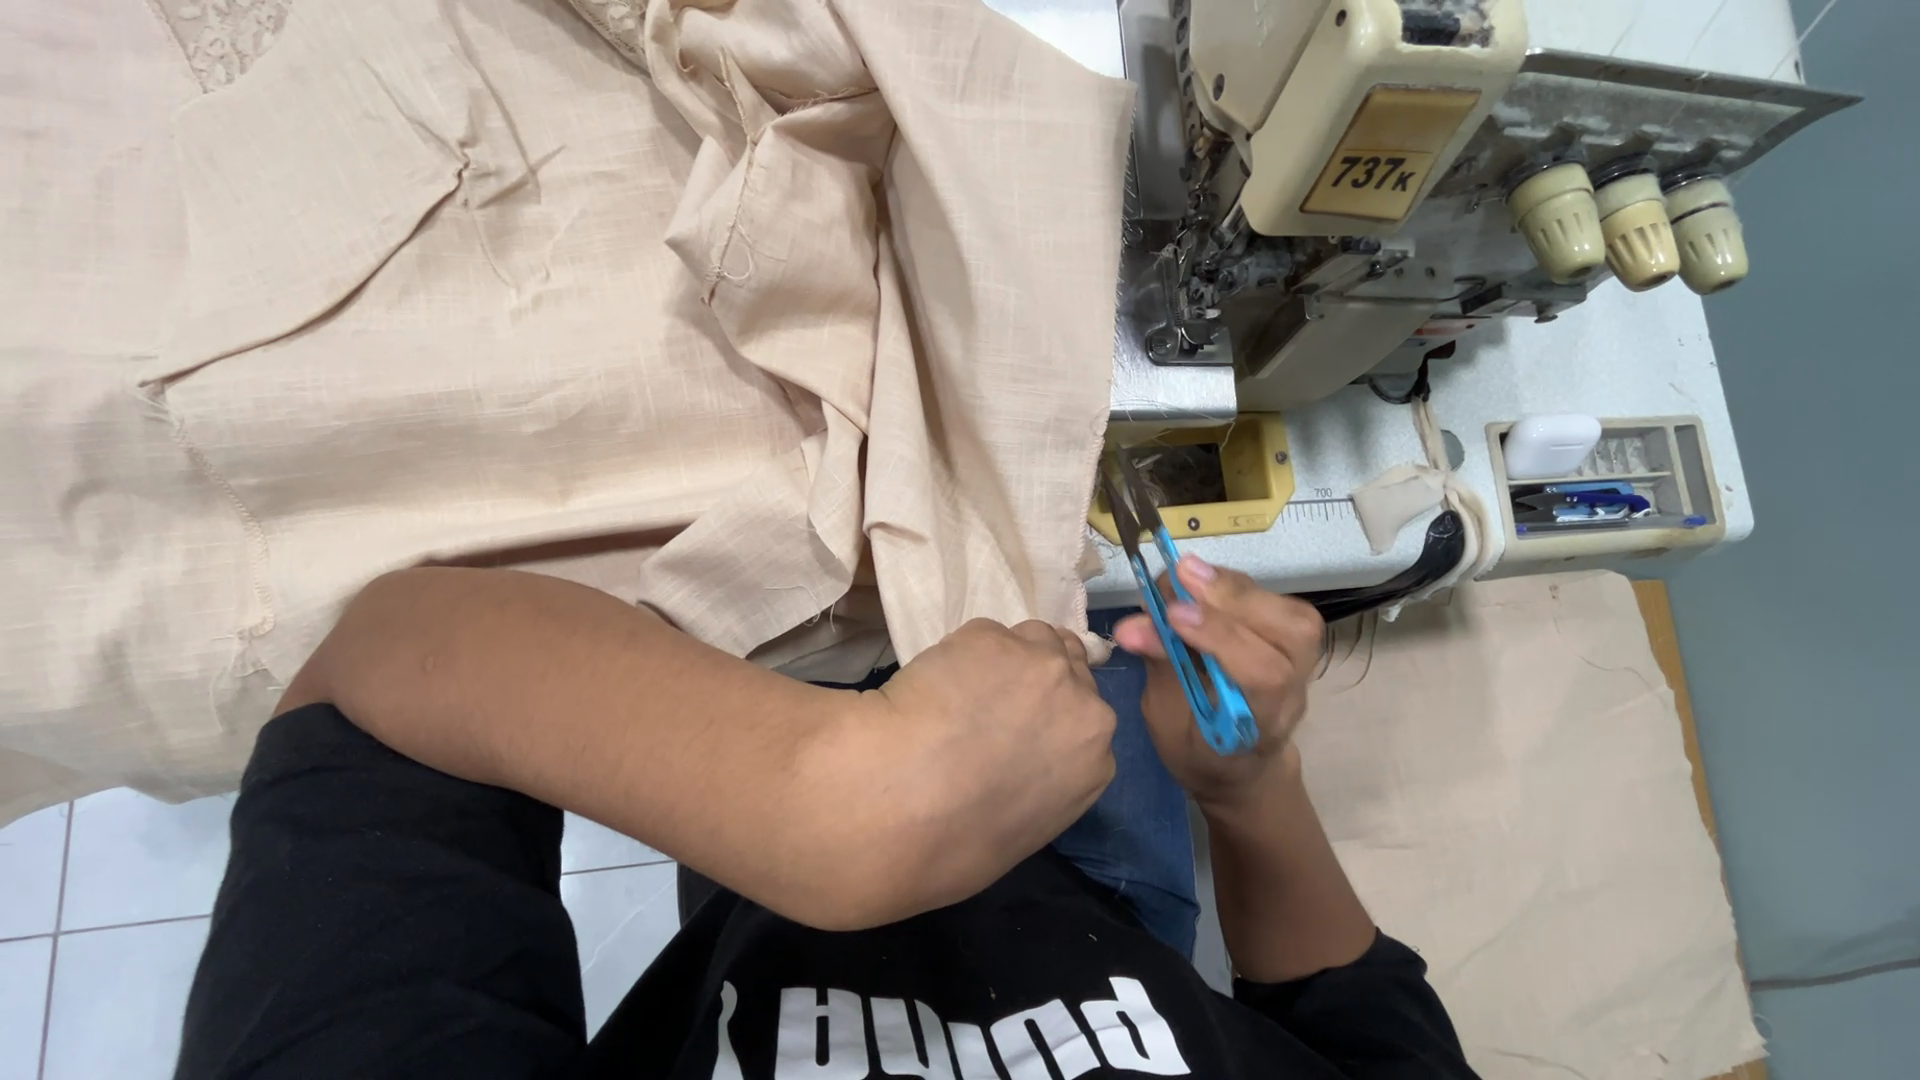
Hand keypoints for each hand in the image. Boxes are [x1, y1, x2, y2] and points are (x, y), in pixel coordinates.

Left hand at [847, 619, 1117, 913]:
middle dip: (1035, 676)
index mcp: (1094, 758)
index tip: (1020, 721)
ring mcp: (1038, 662)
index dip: (1052, 711)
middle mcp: (1080, 702)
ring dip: (1003, 655)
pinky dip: (958, 654)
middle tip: (990, 698)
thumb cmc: (960, 842)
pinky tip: (933, 684)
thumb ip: (1041, 777)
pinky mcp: (990, 636)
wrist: (906, 802)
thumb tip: (1013, 760)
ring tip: (960, 688)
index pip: (1086, 714)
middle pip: (1067, 662)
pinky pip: (981, 635)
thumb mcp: (1025, 825)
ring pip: (1030, 637)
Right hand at [1113, 557, 1322, 814]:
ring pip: (1292, 614)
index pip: (1263, 675)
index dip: (1221, 637)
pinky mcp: (1290, 641)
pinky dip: (1235, 586)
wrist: (1239, 765)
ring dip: (1234, 587)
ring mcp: (1299, 664)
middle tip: (1181, 574)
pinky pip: (1276, 603)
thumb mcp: (1167, 721)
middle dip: (1235, 599)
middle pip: (1294, 633)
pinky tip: (1198, 583)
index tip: (1174, 615)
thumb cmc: (1197, 749)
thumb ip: (1161, 668)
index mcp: (1260, 726)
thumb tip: (1129, 626)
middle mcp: (1292, 691)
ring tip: (1185, 573)